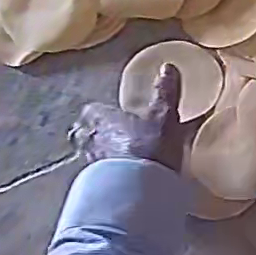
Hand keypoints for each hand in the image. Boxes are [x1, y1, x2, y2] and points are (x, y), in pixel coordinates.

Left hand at [71, 64, 195, 172]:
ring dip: (106, 155)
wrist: (140, 187)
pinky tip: (128, 178)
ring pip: (94, 153)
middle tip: (120, 138)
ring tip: (126, 160)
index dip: (104, 112)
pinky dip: (113, 174)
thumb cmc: (149, 145)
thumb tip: (167, 67)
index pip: (93, 110)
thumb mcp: (163, 115)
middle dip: (101, 134)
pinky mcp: (98, 184)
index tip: (116, 115)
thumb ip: (164, 93)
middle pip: (88, 132)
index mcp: (100, 117)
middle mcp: (89, 138)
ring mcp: (91, 163)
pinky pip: (103, 174)